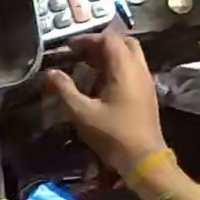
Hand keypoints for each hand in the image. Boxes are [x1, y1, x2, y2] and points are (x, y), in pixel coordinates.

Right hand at [44, 30, 167, 173]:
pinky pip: (133, 70)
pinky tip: (101, 84)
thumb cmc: (113, 134)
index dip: (88, 39)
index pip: (110, 40)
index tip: (70, 47)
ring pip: (130, 56)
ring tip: (87, 67)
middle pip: (123, 43)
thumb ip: (65, 90)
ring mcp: (146, 81)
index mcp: (125, 69)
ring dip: (109, 57)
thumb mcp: (82, 113)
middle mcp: (139, 70)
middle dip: (101, 45)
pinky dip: (117, 68)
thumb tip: (51, 73)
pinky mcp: (147, 94)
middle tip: (81, 53)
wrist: (143, 159)